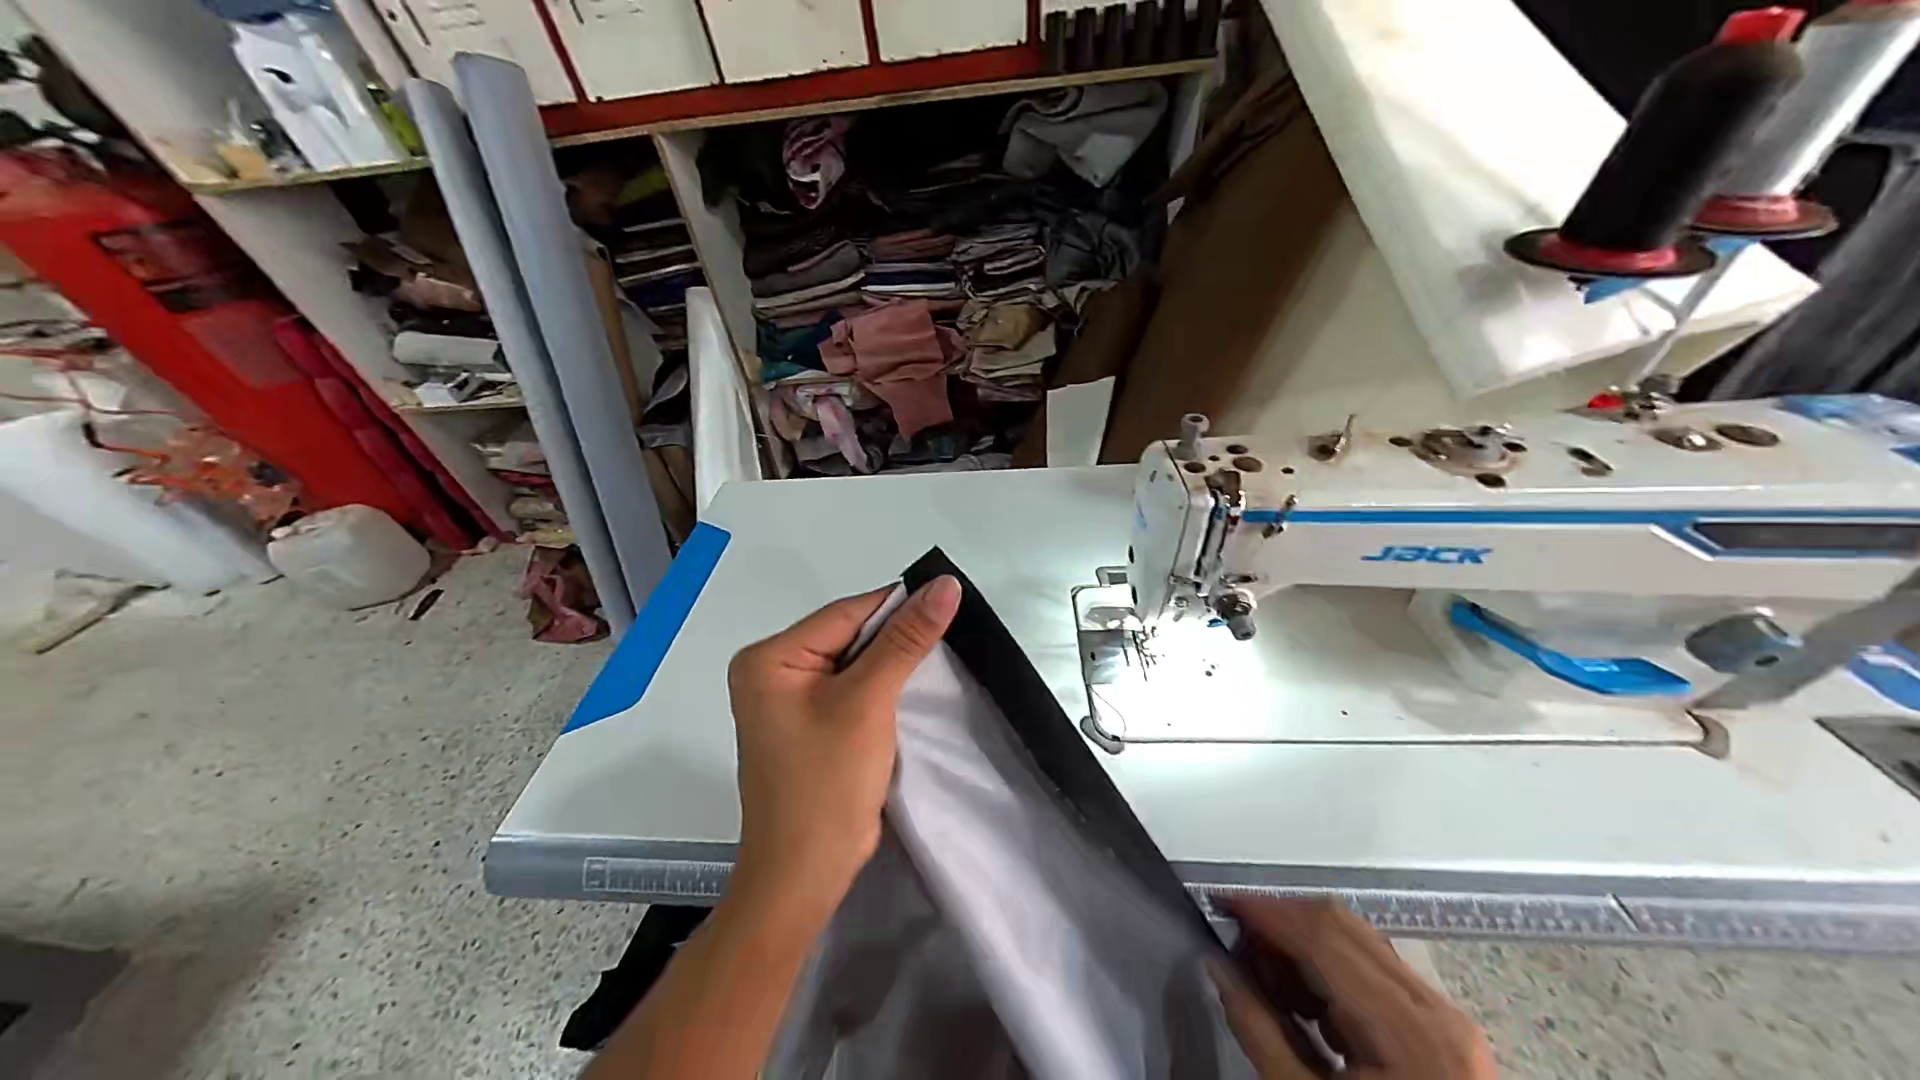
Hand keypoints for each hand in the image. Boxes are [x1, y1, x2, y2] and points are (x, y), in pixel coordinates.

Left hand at [725, 577, 962, 915]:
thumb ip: (906, 640)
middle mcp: (772, 672)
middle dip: (895, 638)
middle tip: (949, 633)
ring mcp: (788, 701)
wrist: (805, 876)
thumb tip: (944, 585)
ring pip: (854, 663)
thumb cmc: (827, 784)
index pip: (845, 614)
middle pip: (848, 636)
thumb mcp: (868, 702)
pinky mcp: (809, 725)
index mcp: (769, 658)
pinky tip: (911, 690)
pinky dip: (882, 689)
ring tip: (937, 660)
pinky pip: (851, 690)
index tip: (949, 600)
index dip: (898, 606)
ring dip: (892, 664)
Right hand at [1211, 897, 1496, 1079]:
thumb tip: (1218, 966)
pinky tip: (1309, 1008)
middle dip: (1280, 925)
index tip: (1220, 902)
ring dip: (1303, 946)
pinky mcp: (1445, 1026)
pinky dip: (1331, 970)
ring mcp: (1447, 1016)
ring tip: (1271, 985)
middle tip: (1238, 947)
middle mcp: (1435, 1009)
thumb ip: (1257, 1031)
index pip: (1321, 938)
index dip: (1264, 912)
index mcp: (1406, 1033)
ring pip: (1357, 940)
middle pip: (1340, 926)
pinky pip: (1376, 968)